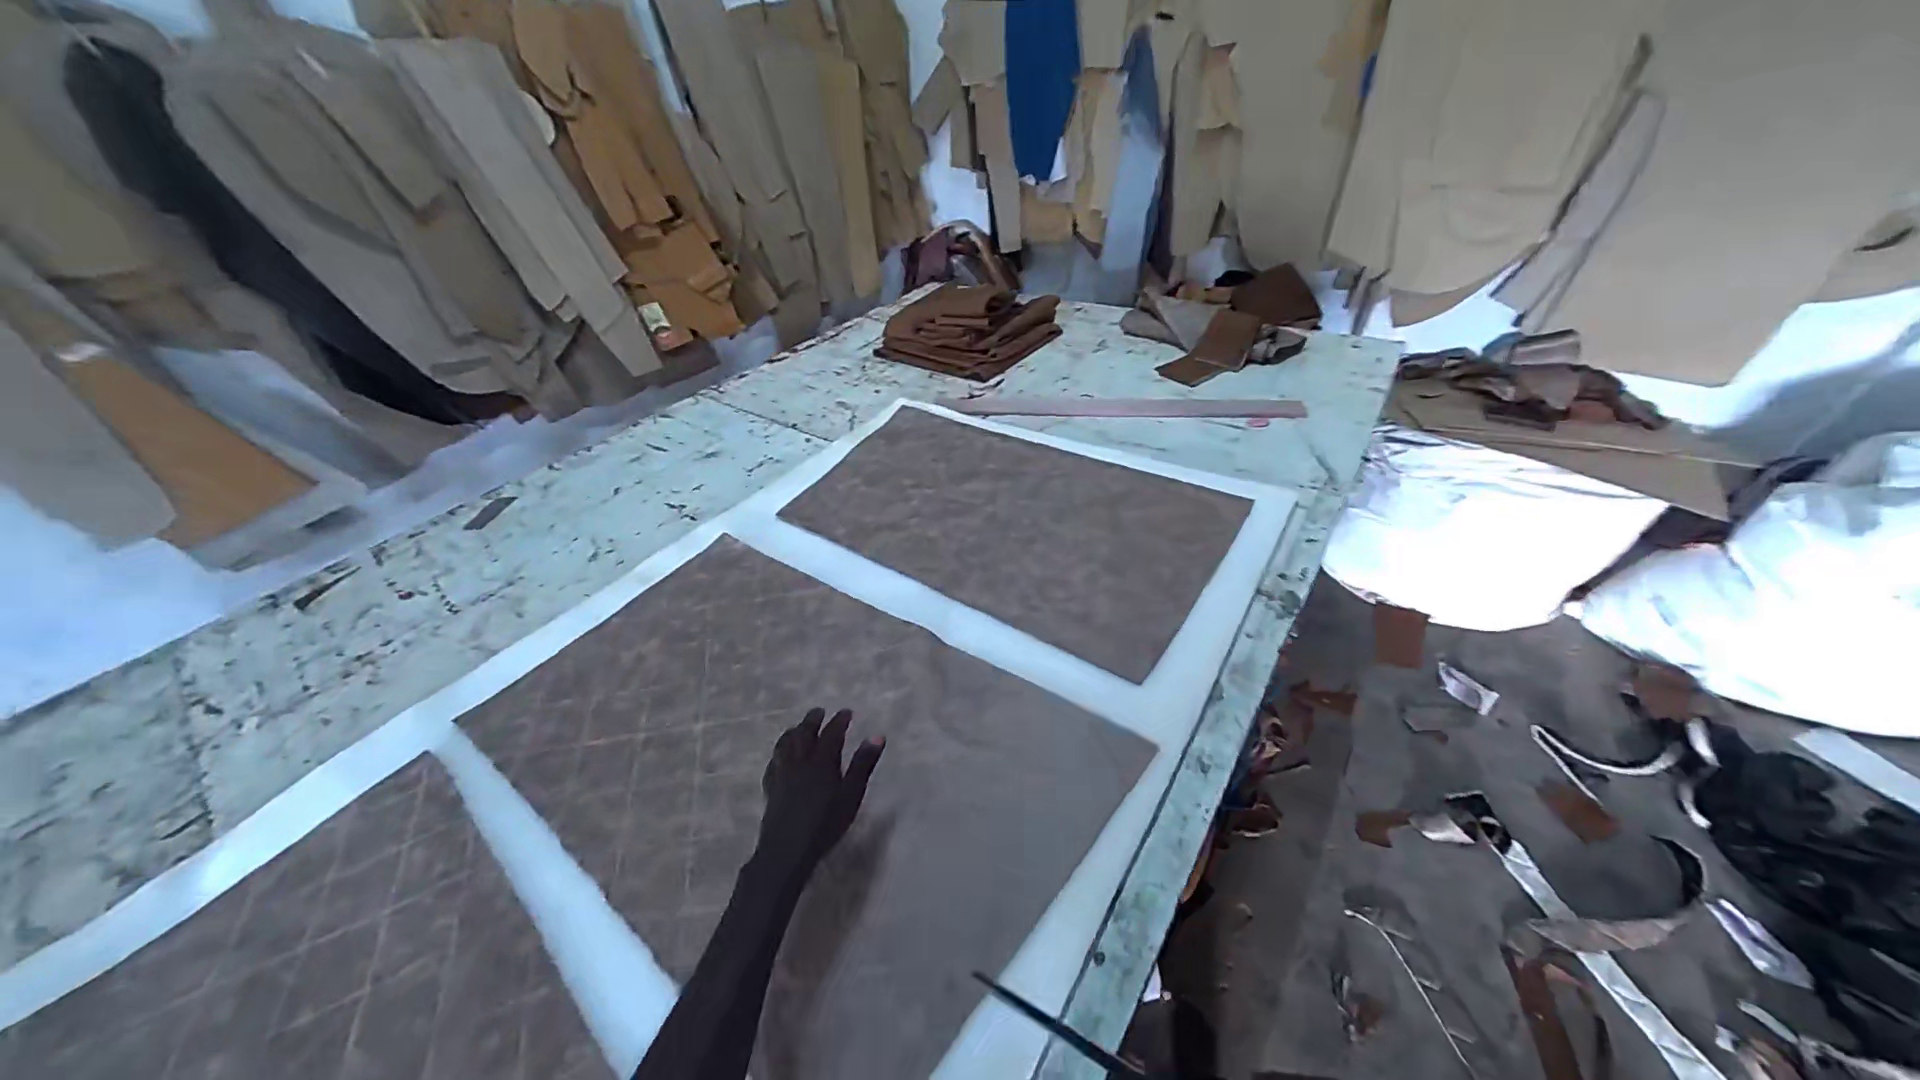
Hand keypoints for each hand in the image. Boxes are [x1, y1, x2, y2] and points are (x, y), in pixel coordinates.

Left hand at [756, 708, 884, 878]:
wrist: (788, 849)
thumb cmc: (826, 823)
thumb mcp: (851, 794)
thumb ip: (863, 764)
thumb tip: (877, 736)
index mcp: (821, 761)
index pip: (831, 734)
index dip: (839, 721)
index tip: (847, 712)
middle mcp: (799, 762)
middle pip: (803, 734)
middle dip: (812, 720)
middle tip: (819, 712)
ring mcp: (782, 774)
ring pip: (785, 745)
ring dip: (793, 732)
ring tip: (798, 727)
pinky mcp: (771, 788)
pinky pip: (773, 762)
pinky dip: (779, 752)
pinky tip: (780, 757)